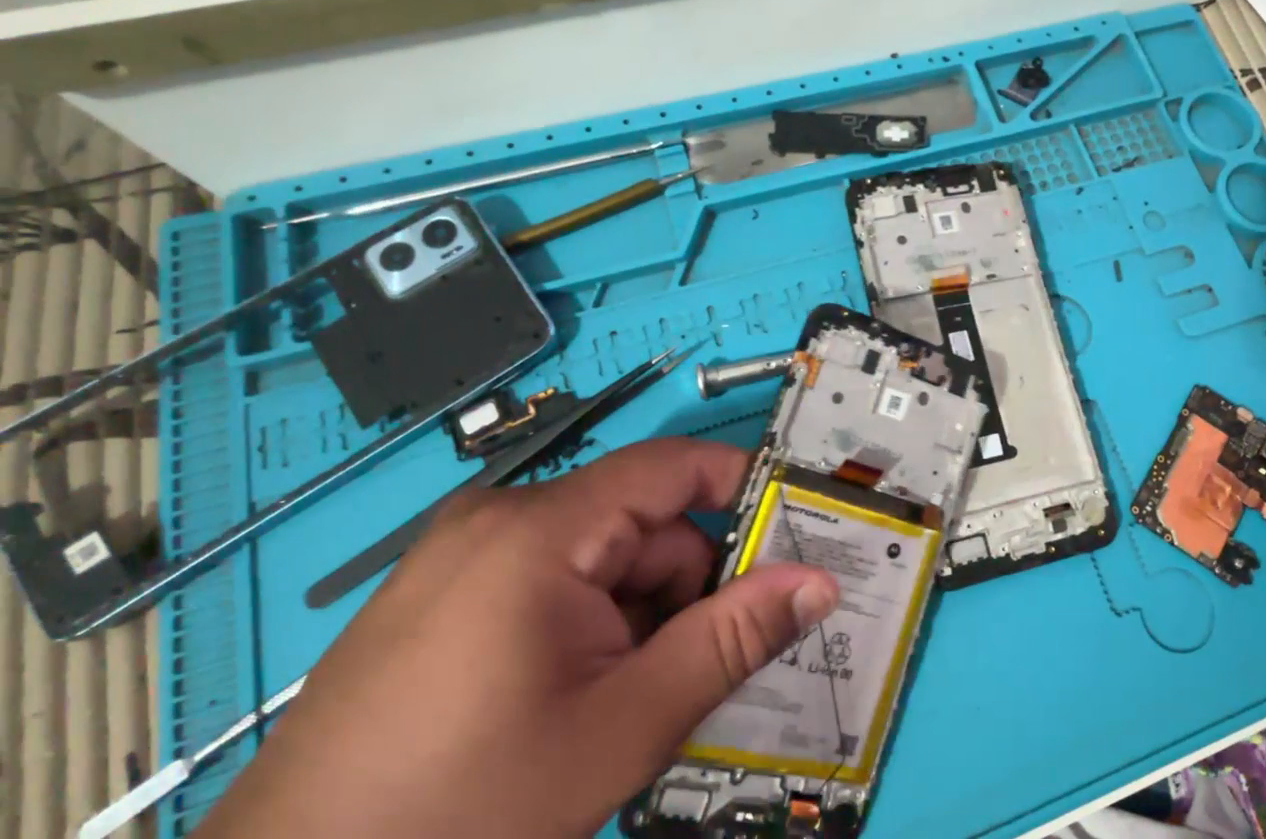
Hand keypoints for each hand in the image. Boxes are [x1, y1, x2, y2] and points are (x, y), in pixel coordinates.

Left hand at [198, 438, 840, 838]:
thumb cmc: (469, 802)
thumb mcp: (627, 722)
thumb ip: (733, 641)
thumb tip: (819, 582)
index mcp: (542, 530)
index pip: (673, 467)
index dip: (747, 489)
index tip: (800, 538)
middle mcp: (500, 522)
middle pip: (640, 526)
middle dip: (687, 589)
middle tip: (698, 672)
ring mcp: (463, 559)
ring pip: (599, 563)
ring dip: (639, 619)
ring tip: (629, 703)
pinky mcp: (443, 597)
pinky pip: (551, 586)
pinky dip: (591, 628)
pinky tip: (579, 700)